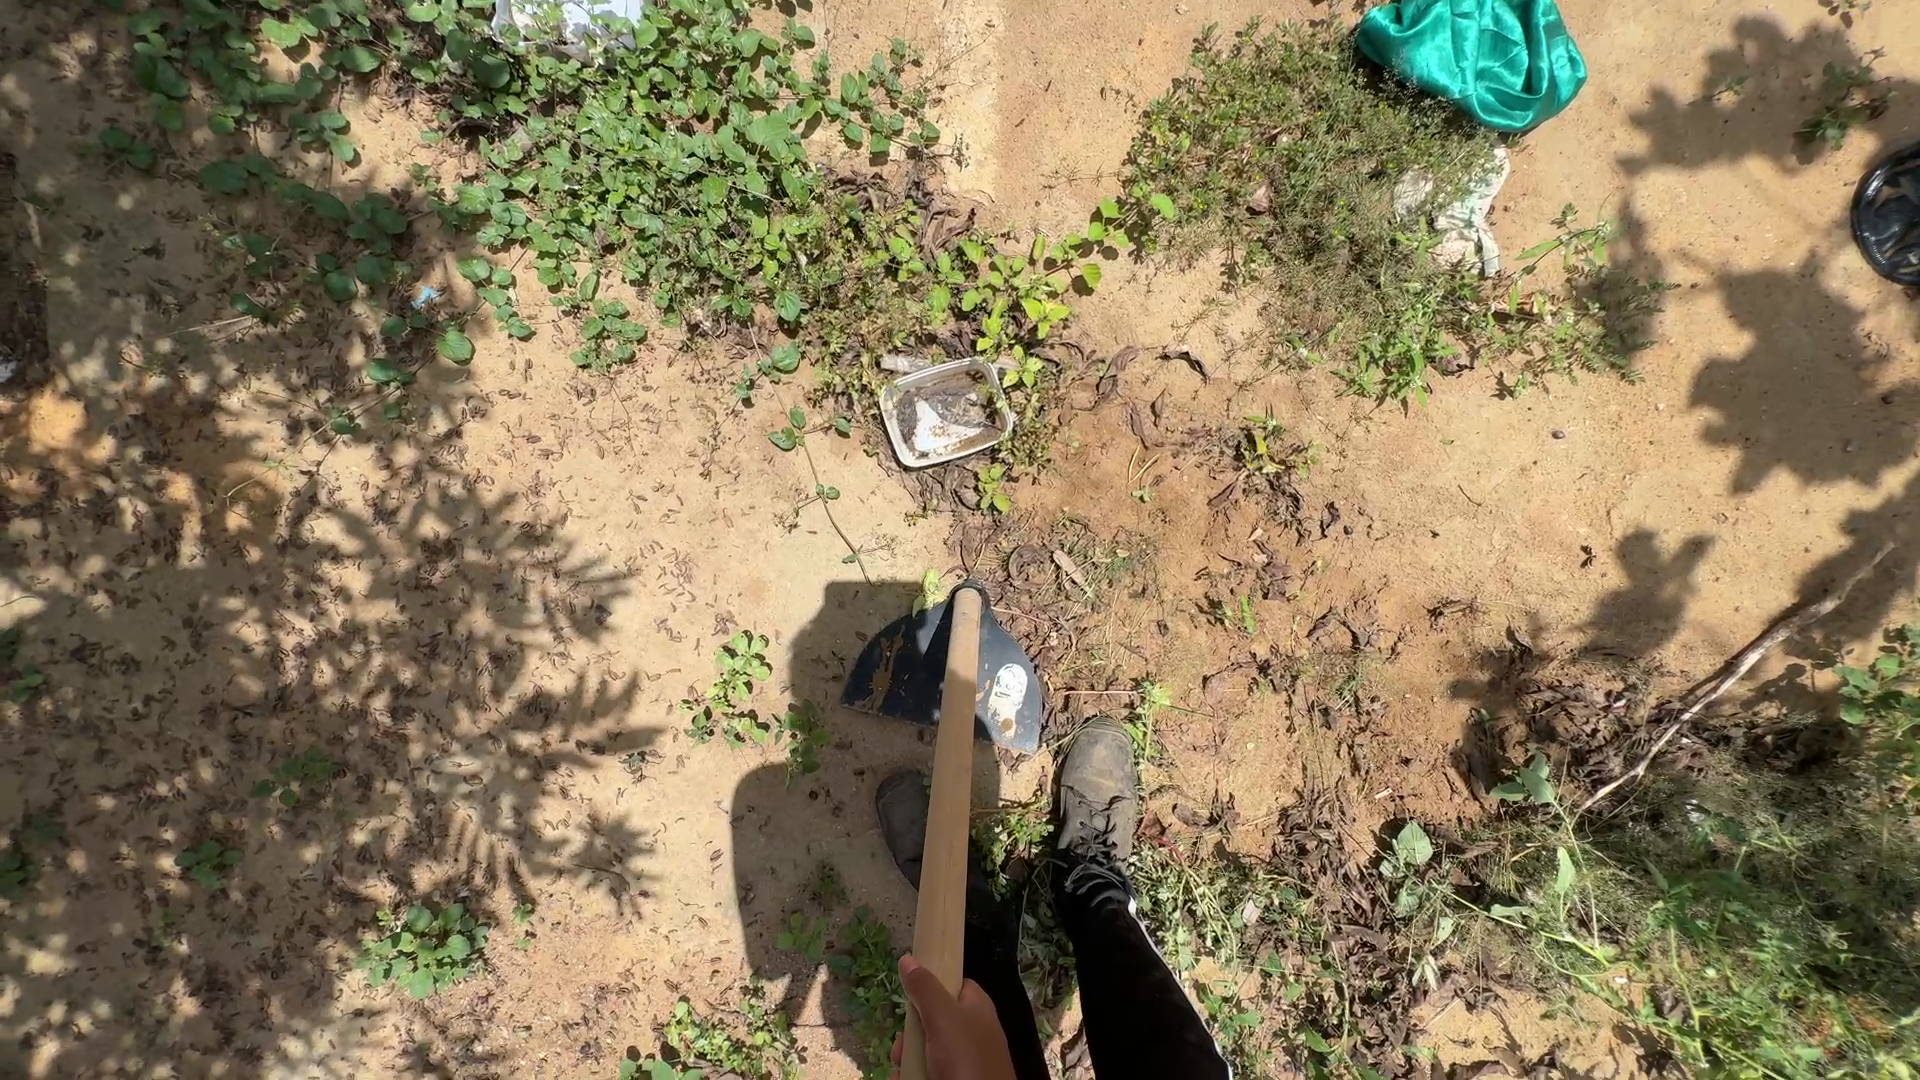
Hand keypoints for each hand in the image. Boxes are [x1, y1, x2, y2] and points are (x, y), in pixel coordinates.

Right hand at [889, 954, 1018, 1079]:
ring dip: (908, 1060)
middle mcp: (970, 1033)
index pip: (952, 984)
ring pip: (925, 1051)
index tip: (910, 997)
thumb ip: (925, 988)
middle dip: (910, 1035)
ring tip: (901, 1071)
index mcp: (975, 1007)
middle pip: (931, 1021)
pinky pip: (926, 1073)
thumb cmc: (967, 1062)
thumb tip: (908, 958)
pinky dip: (913, 1077)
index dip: (930, 987)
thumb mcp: (943, 1018)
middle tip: (902, 1048)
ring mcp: (962, 1063)